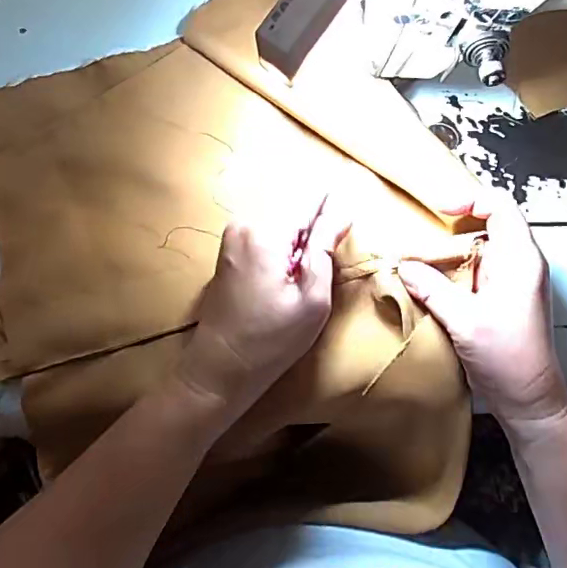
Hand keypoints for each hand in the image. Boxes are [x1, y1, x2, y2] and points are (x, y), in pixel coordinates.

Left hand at [179, 193, 350, 414]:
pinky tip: (284, 278)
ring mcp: (232, 233)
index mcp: (264, 233)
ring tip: (300, 278)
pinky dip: (283, 248)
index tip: (347, 224)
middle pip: (295, 208)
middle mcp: (243, 223)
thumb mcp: (312, 298)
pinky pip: (267, 232)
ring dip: (299, 240)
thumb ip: (325, 246)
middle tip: (318, 270)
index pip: (309, 199)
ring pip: (282, 220)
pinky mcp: (229, 246)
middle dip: (314, 229)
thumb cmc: (270, 341)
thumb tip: (341, 209)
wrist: (219, 368)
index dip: (332, 208)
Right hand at [398, 189, 566, 426]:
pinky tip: (433, 280)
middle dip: (456, 222)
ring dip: (454, 247)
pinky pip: (479, 269)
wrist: (529, 401)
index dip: (470, 198)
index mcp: (521, 260)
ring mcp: (513, 281)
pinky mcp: (503, 298)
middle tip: (425, 227)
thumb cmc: (510, 361)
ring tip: (423, 254)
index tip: (441, 208)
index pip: (501, 206)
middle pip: (491, 222)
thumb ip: (432, 289)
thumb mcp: (464, 321)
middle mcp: (521, 264)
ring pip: (483, 247)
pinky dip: (456, 268)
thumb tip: (405, 266)